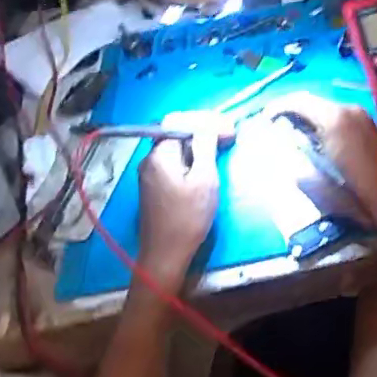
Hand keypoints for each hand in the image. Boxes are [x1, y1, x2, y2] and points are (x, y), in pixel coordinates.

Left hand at [136, 133, 220, 291]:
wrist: (165, 255)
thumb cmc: (187, 218)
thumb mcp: (204, 180)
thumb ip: (205, 147)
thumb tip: (207, 124)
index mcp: (159, 154)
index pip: (180, 122)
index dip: (205, 121)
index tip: (228, 129)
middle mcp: (149, 159)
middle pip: (176, 133)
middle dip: (201, 130)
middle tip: (227, 135)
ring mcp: (149, 174)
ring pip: (175, 148)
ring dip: (196, 144)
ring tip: (219, 146)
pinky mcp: (153, 186)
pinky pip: (172, 162)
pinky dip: (189, 158)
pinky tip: (204, 164)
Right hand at [268, 95, 376, 243]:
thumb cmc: (352, 194)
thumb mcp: (315, 176)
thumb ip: (296, 151)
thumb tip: (280, 140)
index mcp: (335, 119)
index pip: (299, 100)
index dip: (278, 106)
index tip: (264, 118)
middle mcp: (348, 109)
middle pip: (311, 99)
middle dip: (289, 108)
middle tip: (272, 122)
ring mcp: (359, 114)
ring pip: (323, 105)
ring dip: (304, 112)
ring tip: (287, 127)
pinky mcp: (365, 122)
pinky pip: (335, 112)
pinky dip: (318, 117)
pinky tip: (310, 133)